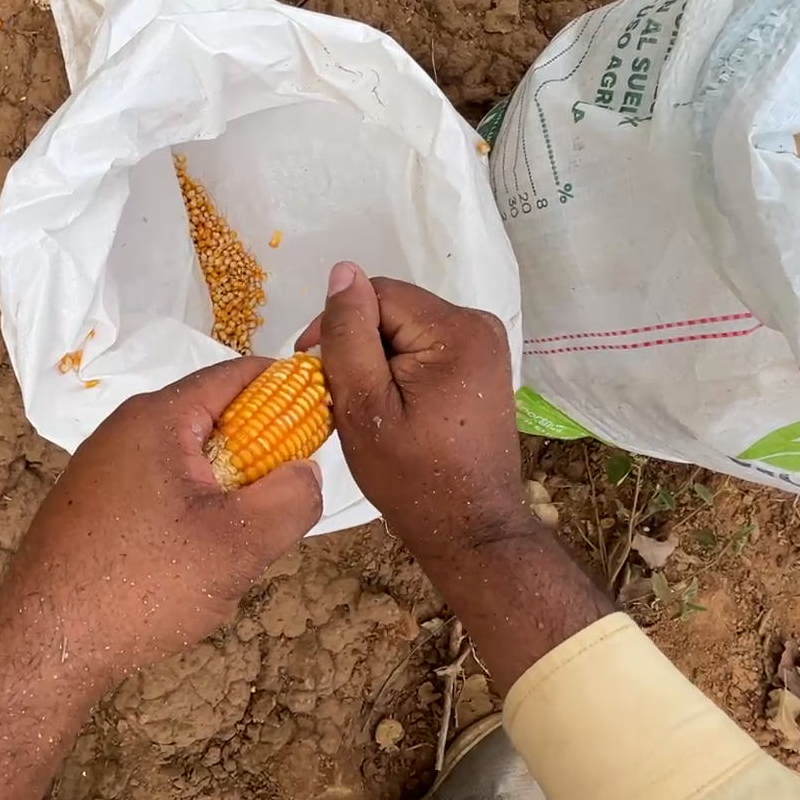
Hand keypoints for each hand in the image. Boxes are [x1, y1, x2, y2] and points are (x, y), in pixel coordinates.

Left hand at [0, 357, 322, 680]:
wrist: (42, 646)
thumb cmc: (144, 583)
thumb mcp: (239, 544)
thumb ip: (291, 498)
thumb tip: (305, 469)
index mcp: (160, 417)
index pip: (237, 375)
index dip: (285, 389)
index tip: (317, 420)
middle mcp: (126, 427)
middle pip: (214, 420)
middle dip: (255, 455)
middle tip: (274, 503)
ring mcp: (104, 465)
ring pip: (189, 460)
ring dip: (222, 492)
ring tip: (230, 546)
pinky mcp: (93, 501)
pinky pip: (160, 487)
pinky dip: (189, 510)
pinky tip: (187, 562)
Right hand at [298, 262, 535, 562]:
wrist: (469, 528)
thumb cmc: (411, 475)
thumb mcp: (363, 403)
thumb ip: (349, 332)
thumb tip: (342, 271)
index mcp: (455, 330)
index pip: (377, 294)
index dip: (338, 323)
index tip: (315, 367)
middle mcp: (478, 324)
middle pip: (393, 309)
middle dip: (358, 343)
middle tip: (339, 393)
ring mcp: (484, 345)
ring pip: (405, 328)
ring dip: (376, 357)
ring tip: (363, 401)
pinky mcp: (481, 364)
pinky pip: (424, 346)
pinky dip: (398, 367)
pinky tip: (390, 403)